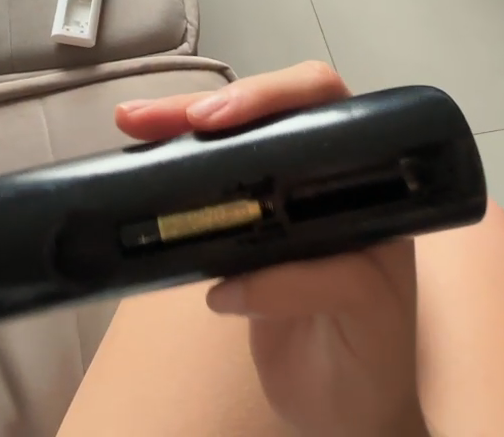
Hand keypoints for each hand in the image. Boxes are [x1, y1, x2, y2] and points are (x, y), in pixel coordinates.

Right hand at [115, 63, 429, 436]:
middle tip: (156, 118)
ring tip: (133, 118)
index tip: (217, 121)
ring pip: (231, 136)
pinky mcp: (240, 222)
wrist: (341, 408)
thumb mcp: (363, 315)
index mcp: (363, 181)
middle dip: (210, 104)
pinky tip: (142, 147)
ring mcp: (278, 195)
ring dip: (179, 121)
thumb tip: (233, 280)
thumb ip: (313, 286)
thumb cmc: (371, 356)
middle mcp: (320, 175)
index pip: (324, 107)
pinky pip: (206, 180)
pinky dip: (171, 159)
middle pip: (268, 111)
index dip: (271, 98)